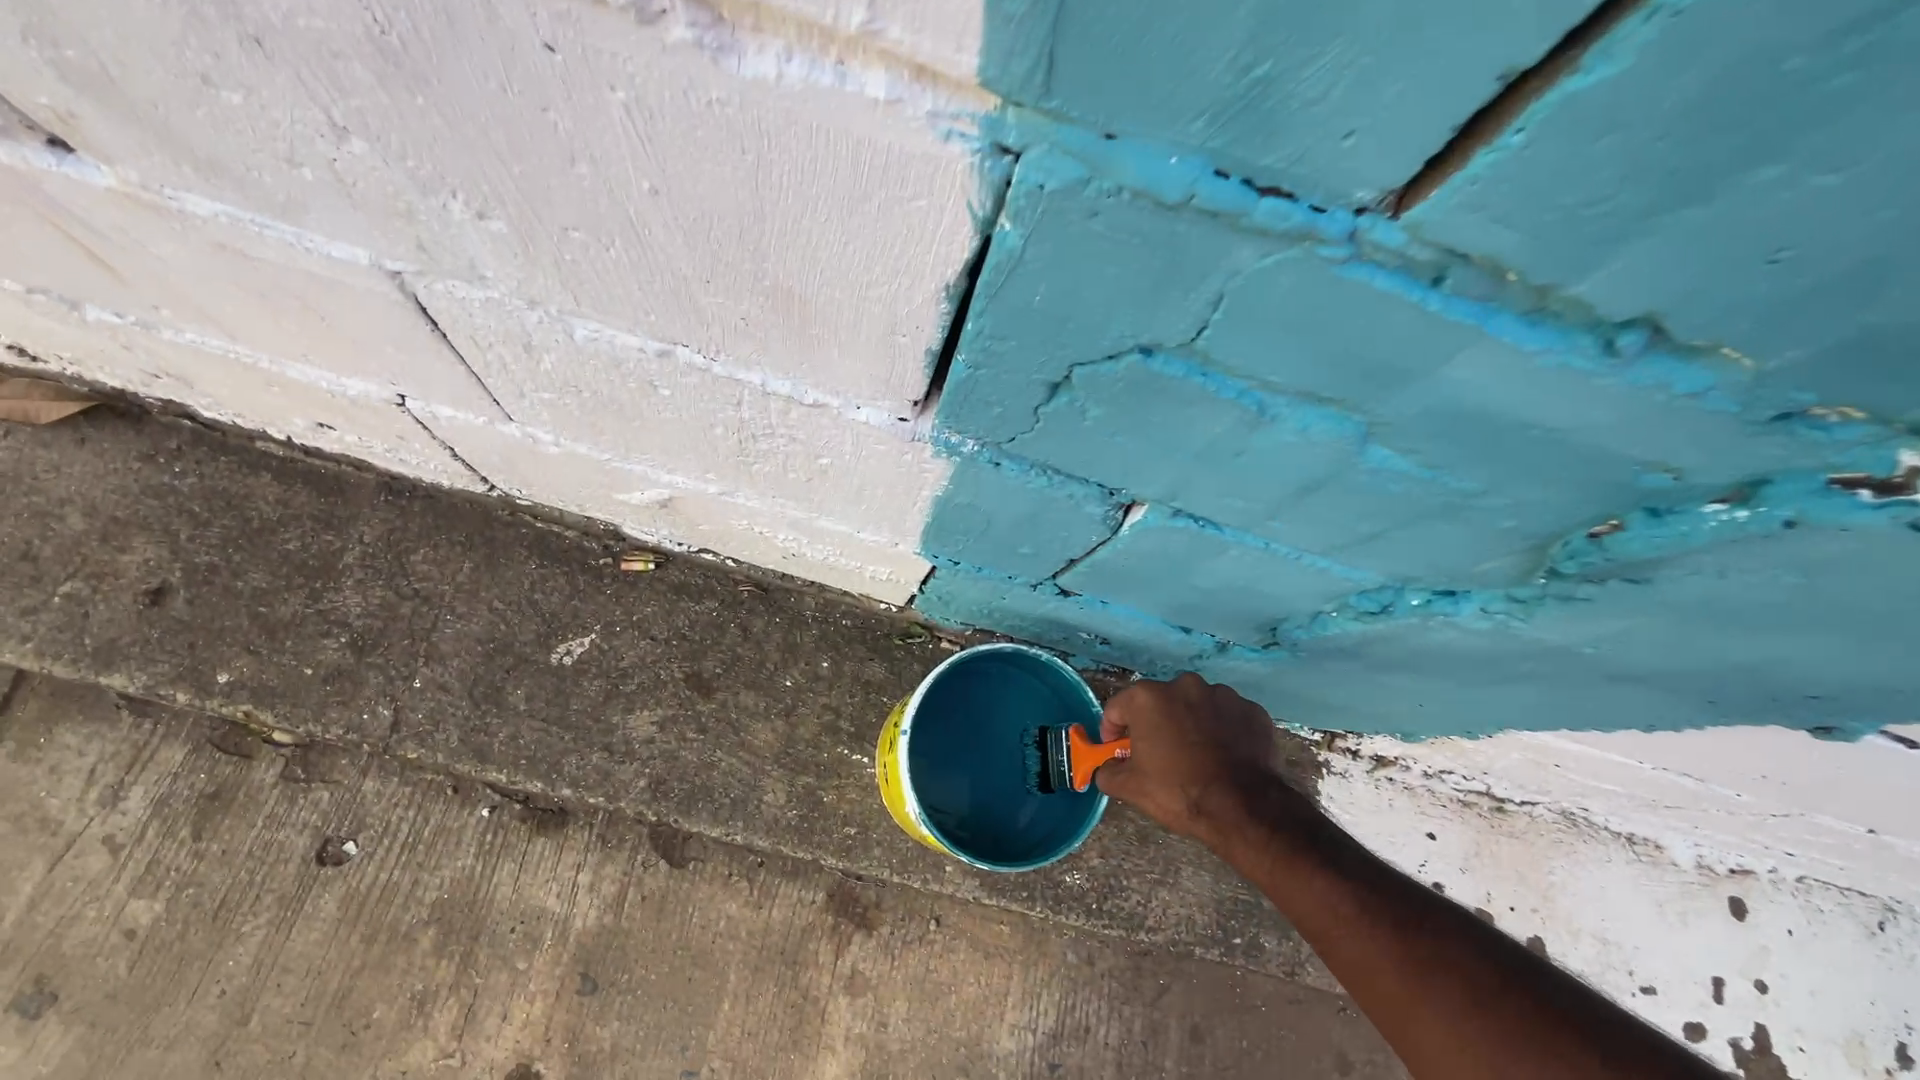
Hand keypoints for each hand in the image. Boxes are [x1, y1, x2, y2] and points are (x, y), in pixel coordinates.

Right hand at [1094, 673, 1295, 844]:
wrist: (1243, 808)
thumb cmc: (1179, 792)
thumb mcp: (1129, 787)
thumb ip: (1107, 770)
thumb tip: (1108, 766)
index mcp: (1148, 698)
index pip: (1117, 708)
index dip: (1112, 731)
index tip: (1119, 751)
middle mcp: (1184, 685)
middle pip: (1158, 703)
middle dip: (1154, 725)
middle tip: (1158, 756)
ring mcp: (1223, 695)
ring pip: (1195, 707)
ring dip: (1190, 724)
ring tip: (1196, 756)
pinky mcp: (1252, 710)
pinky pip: (1227, 717)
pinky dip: (1221, 731)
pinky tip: (1223, 756)